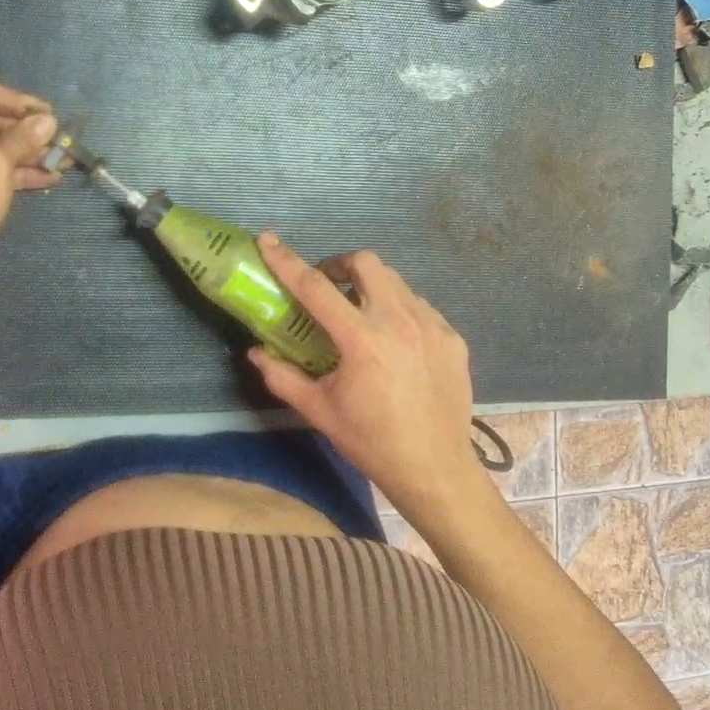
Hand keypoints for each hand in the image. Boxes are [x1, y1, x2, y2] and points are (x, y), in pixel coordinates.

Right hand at [250, 233, 484, 516]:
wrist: (435, 470)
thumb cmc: (371, 441)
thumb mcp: (319, 410)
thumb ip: (282, 376)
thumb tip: (256, 352)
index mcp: (362, 339)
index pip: (316, 287)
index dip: (287, 261)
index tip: (268, 240)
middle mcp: (400, 321)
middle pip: (366, 262)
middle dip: (340, 264)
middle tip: (328, 286)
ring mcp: (432, 326)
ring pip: (396, 282)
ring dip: (371, 288)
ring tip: (361, 317)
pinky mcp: (452, 338)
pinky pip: (420, 307)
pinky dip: (398, 311)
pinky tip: (394, 342)